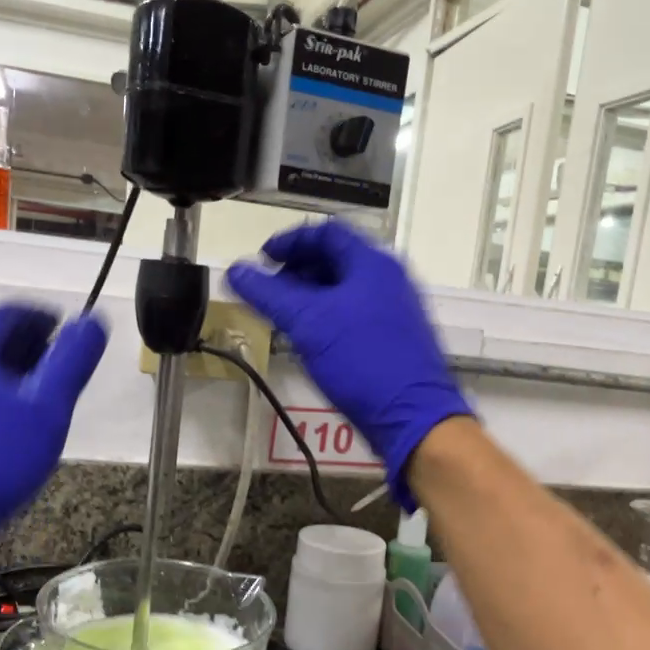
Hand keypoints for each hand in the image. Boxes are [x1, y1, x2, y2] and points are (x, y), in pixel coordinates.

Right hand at [226, 220, 470, 509]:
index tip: (262, 258)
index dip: (290, 241)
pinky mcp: (395, 339)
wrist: (412, 416)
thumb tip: (237, 270)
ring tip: (283, 316)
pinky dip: (327, 317)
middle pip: (337, 259)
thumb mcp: (308, 324)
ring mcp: (395, 310)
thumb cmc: (361, 361)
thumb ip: (269, 294)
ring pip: (345, 290)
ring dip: (311, 296)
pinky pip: (354, 315)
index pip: (327, 233)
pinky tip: (310, 340)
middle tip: (269, 289)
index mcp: (372, 263)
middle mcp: (388, 279)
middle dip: (298, 270)